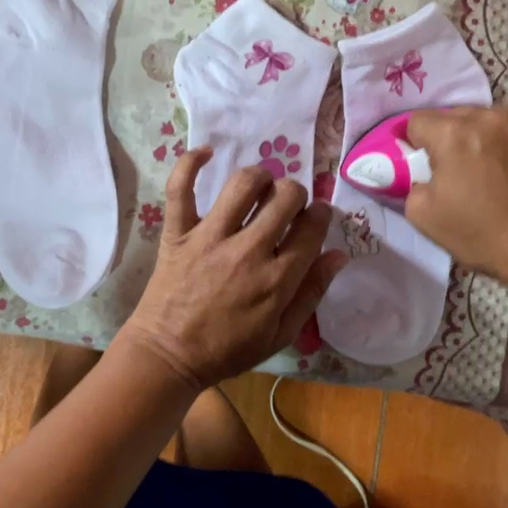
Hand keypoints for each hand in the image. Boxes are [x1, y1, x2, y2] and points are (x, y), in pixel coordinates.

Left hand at [115, 148, 348, 389]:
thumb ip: (312, 292)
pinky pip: (181, 188)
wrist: (169, 355)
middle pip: (285, 197)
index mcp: (277, 279)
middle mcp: (248, 250)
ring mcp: (210, 237)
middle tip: (287, 205)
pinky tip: (207, 152)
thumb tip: (338, 254)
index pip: (312, 227)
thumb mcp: (281, 334)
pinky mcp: (178, 232)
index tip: (316, 215)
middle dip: (294, 193)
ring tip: (259, 187)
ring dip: (259, 177)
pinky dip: (191, 163)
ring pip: (243, 184)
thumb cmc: (227, 349)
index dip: (320, 214)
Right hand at [404, 106, 507, 295]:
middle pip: (460, 116)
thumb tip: (423, 175)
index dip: (416, 143)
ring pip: (499, 120)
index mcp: (454, 134)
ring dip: (493, 139)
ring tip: (504, 172)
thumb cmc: (488, 237)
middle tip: (465, 172)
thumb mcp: (425, 218)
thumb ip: (412, 184)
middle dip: (455, 138)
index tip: (427, 165)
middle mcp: (494, 117)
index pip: (418, 121)